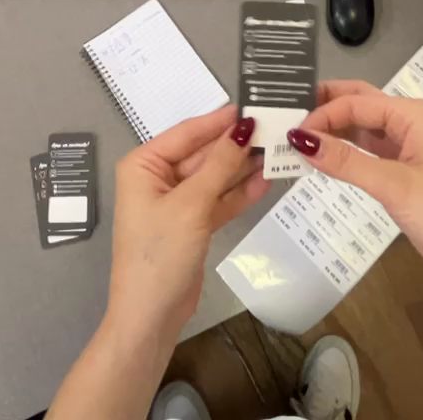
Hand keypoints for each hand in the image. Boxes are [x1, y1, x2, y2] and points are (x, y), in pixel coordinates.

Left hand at [106, 105, 269, 345]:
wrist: (150, 317)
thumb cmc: (160, 252)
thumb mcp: (191, 204)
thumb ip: (220, 164)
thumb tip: (244, 127)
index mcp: (144, 164)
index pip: (187, 133)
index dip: (220, 120)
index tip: (252, 106)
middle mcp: (158, 177)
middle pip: (203, 153)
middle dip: (236, 145)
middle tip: (275, 128)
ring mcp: (176, 201)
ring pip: (214, 176)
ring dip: (242, 167)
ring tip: (278, 150)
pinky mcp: (193, 223)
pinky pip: (219, 199)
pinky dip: (239, 192)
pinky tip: (266, 179)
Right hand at [291, 81, 422, 292]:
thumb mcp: (395, 185)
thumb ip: (346, 161)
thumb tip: (298, 139)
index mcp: (412, 114)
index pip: (355, 101)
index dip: (321, 113)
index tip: (290, 132)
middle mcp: (408, 123)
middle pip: (358, 103)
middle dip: (323, 105)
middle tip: (284, 112)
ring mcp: (405, 148)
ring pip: (360, 127)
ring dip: (331, 130)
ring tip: (294, 134)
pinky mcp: (402, 172)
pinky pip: (365, 151)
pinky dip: (342, 151)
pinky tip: (319, 157)